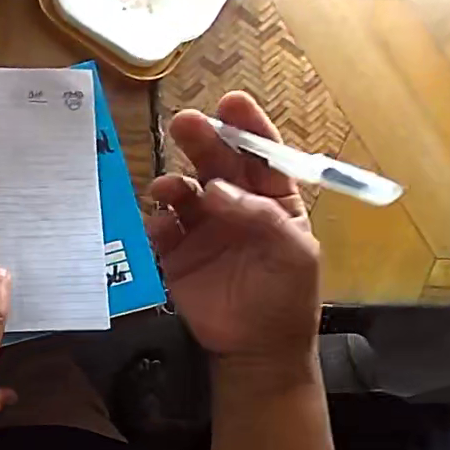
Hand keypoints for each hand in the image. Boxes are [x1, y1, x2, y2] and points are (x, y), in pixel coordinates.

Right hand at [148, 92, 320, 372]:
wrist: (255, 347)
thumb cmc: (285, 296)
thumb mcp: (293, 252)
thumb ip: (260, 215)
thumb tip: (214, 190)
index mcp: (271, 201)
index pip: (260, 156)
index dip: (247, 128)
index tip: (230, 102)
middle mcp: (233, 208)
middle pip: (215, 165)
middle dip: (201, 141)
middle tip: (184, 123)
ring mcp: (201, 230)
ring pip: (182, 194)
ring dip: (172, 184)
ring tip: (167, 189)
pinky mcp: (174, 254)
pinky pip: (160, 230)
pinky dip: (157, 223)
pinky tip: (161, 227)